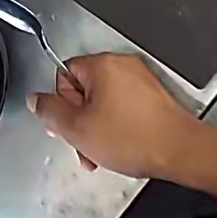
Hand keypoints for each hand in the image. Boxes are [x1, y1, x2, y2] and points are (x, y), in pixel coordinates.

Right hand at [29, 53, 204, 179]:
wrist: (180, 151)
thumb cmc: (135, 138)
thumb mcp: (76, 129)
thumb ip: (49, 111)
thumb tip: (36, 100)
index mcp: (101, 65)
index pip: (63, 74)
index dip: (62, 103)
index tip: (69, 123)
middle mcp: (122, 65)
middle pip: (83, 89)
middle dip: (80, 118)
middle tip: (85, 140)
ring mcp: (140, 80)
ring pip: (102, 101)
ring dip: (97, 125)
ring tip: (104, 149)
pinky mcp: (152, 96)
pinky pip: (123, 106)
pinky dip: (117, 124)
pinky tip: (121, 145)